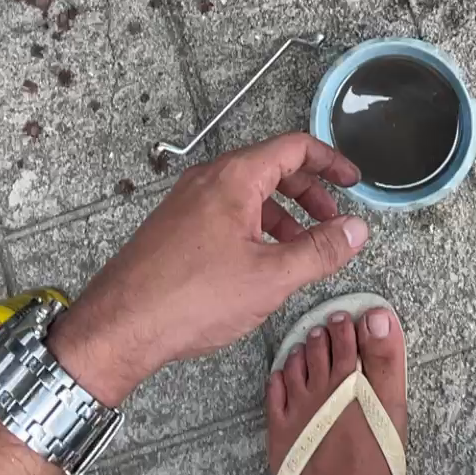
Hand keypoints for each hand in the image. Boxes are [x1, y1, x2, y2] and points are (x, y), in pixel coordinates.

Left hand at [44, 133, 367, 405]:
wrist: (118, 327)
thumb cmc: (189, 298)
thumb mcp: (271, 276)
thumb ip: (320, 250)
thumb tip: (357, 230)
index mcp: (234, 177)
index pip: (294, 147)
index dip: (330, 161)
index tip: (352, 180)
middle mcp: (209, 179)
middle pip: (273, 167)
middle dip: (310, 191)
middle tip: (333, 219)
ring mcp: (189, 201)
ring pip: (249, 192)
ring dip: (284, 212)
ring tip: (303, 247)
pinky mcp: (177, 225)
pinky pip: (227, 210)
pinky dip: (256, 225)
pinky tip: (263, 260)